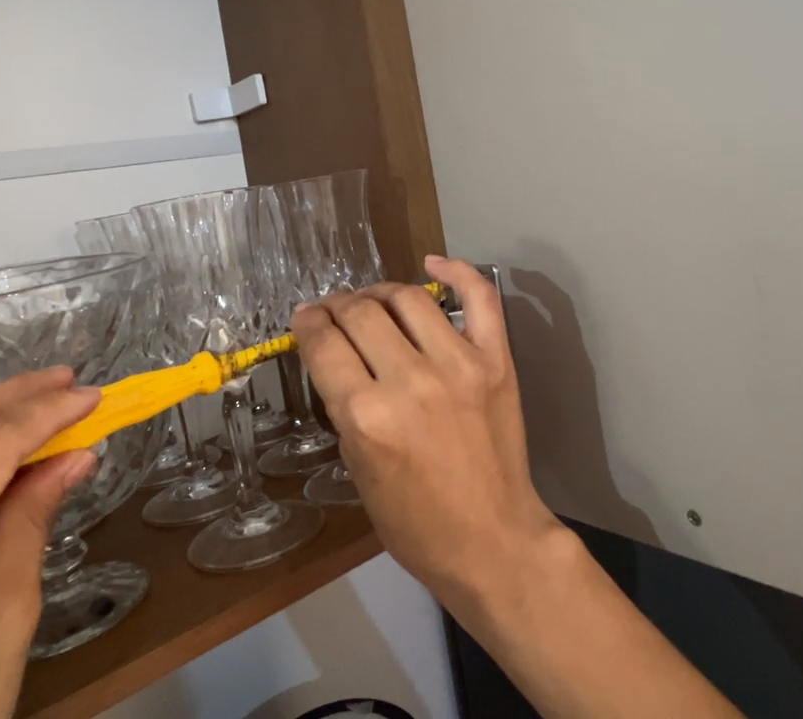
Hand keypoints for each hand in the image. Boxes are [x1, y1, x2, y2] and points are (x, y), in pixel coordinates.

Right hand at [293, 256, 571, 614]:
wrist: (491, 539)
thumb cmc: (415, 521)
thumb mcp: (357, 469)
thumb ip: (345, 406)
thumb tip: (334, 354)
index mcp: (367, 416)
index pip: (324, 343)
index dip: (308, 322)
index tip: (306, 317)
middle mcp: (410, 381)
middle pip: (360, 313)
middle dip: (337, 306)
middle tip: (334, 311)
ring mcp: (458, 365)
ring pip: (408, 297)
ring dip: (380, 292)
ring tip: (373, 302)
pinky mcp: (496, 361)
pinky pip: (479, 298)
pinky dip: (456, 271)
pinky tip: (433, 264)